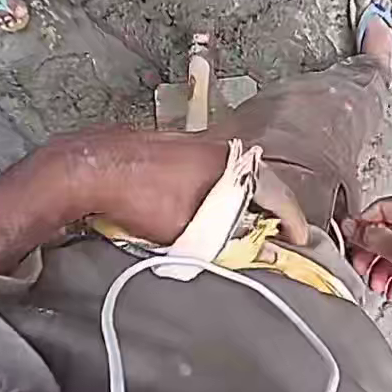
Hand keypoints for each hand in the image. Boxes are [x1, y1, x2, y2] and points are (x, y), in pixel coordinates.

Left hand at [47, 130, 308, 245]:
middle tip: (276, 231)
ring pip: (232, 171)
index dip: (292, 218)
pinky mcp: (173, 143)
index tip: (299, 239)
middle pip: (258, 178)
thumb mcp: (191, 231)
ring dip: (241, 195)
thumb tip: (265, 251)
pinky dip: (217, 185)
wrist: (92, 168)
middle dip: (269, 206)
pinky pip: (208, 166)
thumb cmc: (142, 200)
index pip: (278, 193)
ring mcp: (194, 141)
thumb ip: (232, 240)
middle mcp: (219, 146)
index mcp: (232, 163)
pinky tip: (206, 201)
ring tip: (244, 220)